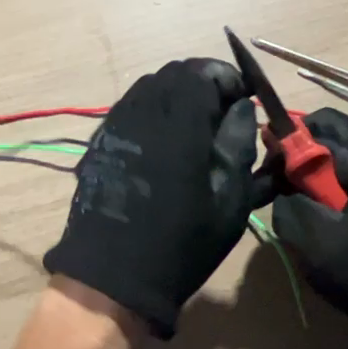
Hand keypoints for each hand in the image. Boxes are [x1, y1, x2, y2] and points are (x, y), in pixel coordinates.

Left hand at [43, 59, 267, 337]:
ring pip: (151, 86)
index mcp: (179, 123)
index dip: (230, 78)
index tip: (246, 97)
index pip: (205, 72)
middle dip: (206, 82)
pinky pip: (132, 106)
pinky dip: (155, 109)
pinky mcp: (101, 140)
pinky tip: (167, 140)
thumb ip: (238, 142)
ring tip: (199, 125)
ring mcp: (115, 124)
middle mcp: (143, 112)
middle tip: (226, 109)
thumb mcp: (230, 198)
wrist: (114, 276)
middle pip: (176, 73)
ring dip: (179, 94)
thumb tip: (241, 105)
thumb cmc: (183, 242)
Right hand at [272, 108, 347, 348]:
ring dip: (314, 167)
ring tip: (296, 200)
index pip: (318, 128)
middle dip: (299, 151)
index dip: (285, 144)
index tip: (267, 174)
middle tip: (279, 183)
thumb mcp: (313, 240)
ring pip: (342, 150)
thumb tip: (279, 179)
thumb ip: (287, 200)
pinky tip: (320, 211)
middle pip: (332, 131)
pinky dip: (330, 181)